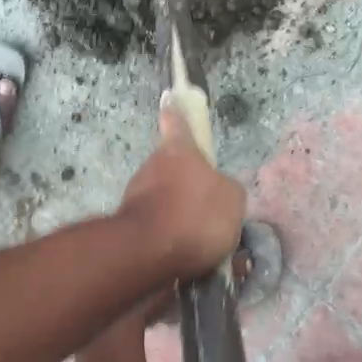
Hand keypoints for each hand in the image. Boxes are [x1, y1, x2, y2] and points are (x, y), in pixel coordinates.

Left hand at [119, 106, 246, 278]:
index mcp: (178, 150)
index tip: (170, 103)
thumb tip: (221, 190)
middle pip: (172, 167)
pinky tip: (184, 257)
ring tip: (200, 244)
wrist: (149, 251)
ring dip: (177, 213)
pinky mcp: (130, 223)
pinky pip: (157, 226)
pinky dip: (168, 238)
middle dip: (186, 184)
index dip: (175, 114)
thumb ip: (228, 189)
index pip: (176, 123)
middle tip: (207, 210)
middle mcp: (153, 164)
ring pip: (163, 198)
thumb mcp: (232, 200)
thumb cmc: (195, 214)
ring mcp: (137, 193)